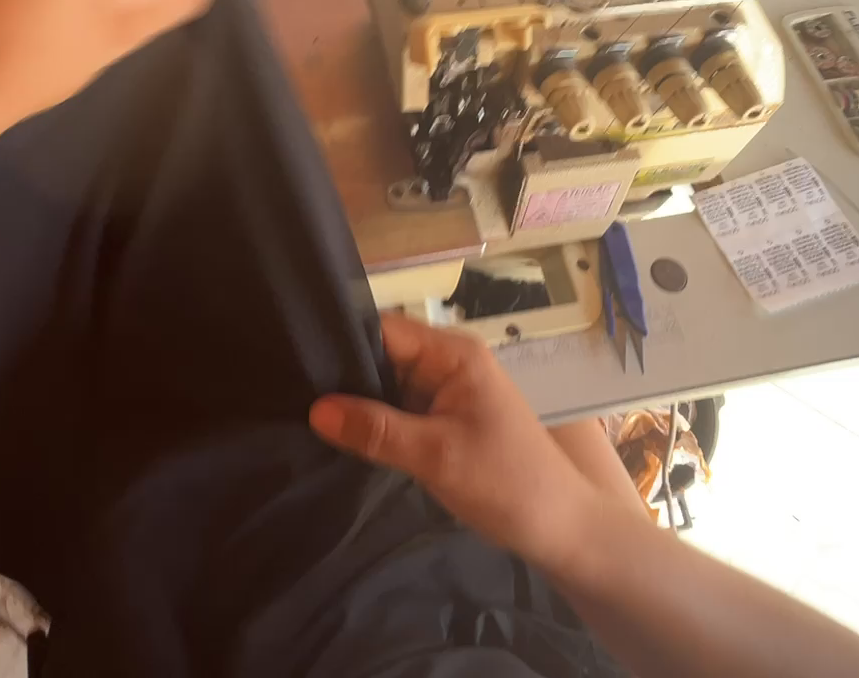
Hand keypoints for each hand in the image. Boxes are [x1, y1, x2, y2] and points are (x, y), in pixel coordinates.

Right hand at [309, 314, 626, 568]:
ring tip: (305, 410)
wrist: (563, 529)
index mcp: (453, 353)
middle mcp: (448, 361)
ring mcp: (446, 390)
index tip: (298, 359)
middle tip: (295, 392)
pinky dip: (375, 419)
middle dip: (345, 373)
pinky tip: (341, 431)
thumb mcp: (436, 456)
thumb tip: (315, 409)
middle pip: (382, 353)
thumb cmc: (507, 482)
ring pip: (387, 382)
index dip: (343, 339)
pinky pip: (398, 407)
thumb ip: (376, 430)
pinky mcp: (443, 417)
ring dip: (357, 399)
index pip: (385, 329)